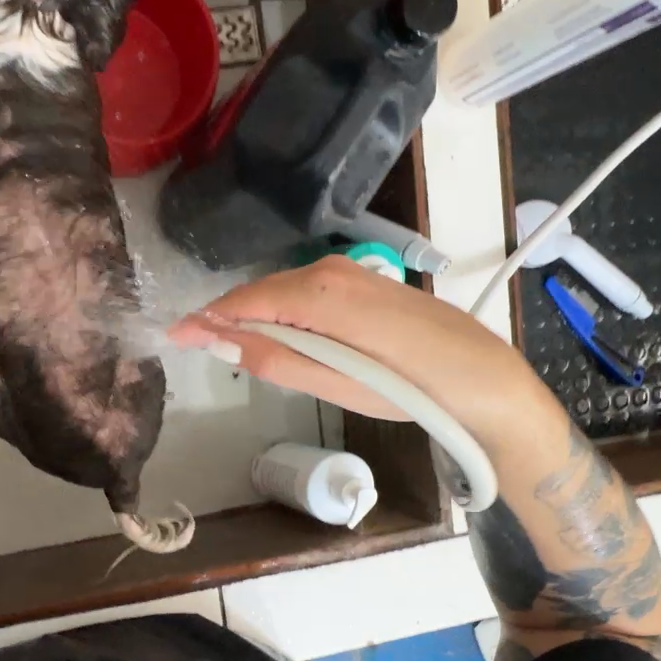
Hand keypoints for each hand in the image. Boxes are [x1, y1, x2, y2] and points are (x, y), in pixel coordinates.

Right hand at [169, 256, 561, 445]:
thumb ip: (272, 358)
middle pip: (261, 294)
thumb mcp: (333, 383)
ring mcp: (351, 271)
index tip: (173, 337)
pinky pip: (308, 295)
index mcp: (317, 293)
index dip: (205, 321)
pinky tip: (290, 340)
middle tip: (203, 352)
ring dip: (259, 319)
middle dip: (230, 320)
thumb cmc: (409, 390)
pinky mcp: (367, 282)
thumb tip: (215, 340)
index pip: (242, 301)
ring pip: (284, 294)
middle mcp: (329, 269)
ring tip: (243, 353)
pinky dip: (287, 315)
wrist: (487, 381)